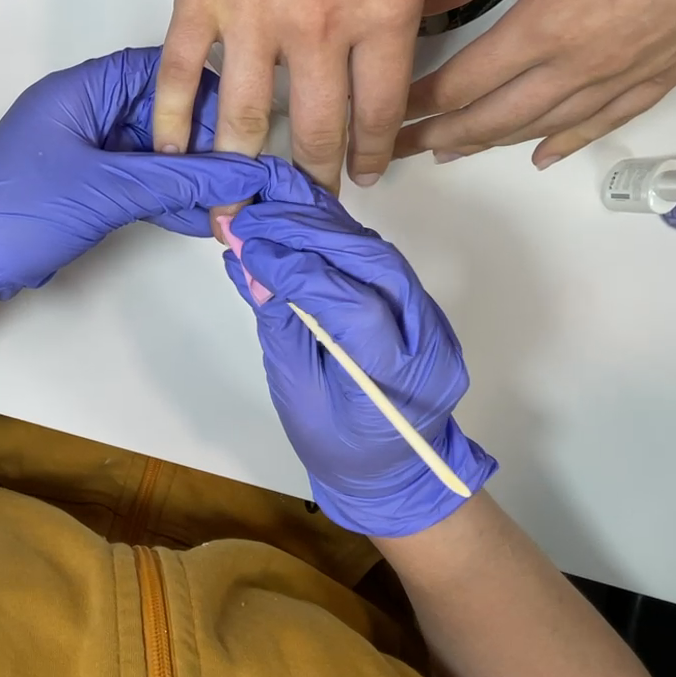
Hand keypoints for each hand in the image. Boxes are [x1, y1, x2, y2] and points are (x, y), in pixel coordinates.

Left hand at [0, 47, 274, 353]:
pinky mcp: (80, 184)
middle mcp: (79, 111)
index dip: (198, 94)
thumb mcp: (106, 192)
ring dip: (183, 176)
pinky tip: (195, 219)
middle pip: (154, 111)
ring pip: (146, 150)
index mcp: (77, 90)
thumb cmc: (26, 213)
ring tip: (225, 204)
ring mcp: (79, 149)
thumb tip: (244, 175)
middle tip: (236, 178)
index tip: (237, 127)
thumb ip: (178, 180)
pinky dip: (160, 196)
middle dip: (197, 143)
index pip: (152, 70)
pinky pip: (131, 179)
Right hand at [153, 0, 422, 191]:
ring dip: (243, 170)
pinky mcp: (199, 1)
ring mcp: (254, 18)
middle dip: (311, 180)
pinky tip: (173, 155)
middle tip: (304, 205)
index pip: (381, 112)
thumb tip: (371, 60)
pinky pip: (183, 78)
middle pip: (317, 131)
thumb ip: (388, 10)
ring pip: (247, 120)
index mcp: (385, 11)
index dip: (374, 156)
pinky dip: (175, 122)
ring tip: (238, 202)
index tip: (365, 177)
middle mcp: (322, 28)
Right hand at [220, 181, 495, 536]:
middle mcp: (427, 340)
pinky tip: (298, 220)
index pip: (349, 303)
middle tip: (254, 212)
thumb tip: (249, 264)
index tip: (245, 243)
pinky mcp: (420, 306)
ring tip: (270, 205)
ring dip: (321, 223)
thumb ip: (279, 323)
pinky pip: (378, 260)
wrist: (395, 471)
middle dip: (308, 229)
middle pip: (373, 262)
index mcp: (396, 377)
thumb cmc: (336, 446)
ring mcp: (431, 320)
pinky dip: (334, 236)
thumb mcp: (296, 392)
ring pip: (379, 252)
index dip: (294, 267)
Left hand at [399, 0, 675, 168]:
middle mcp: (584, 66)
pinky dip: (566, 142)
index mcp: (546, 28)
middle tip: (396, 148)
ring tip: (448, 151)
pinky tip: (541, 156)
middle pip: (492, 119)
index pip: (459, 85)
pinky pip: (607, 121)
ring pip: (543, 127)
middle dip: (437, 135)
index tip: (379, 114)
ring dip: (489, 144)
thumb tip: (416, 1)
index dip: (413, 104)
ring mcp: (632, 75)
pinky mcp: (673, 72)